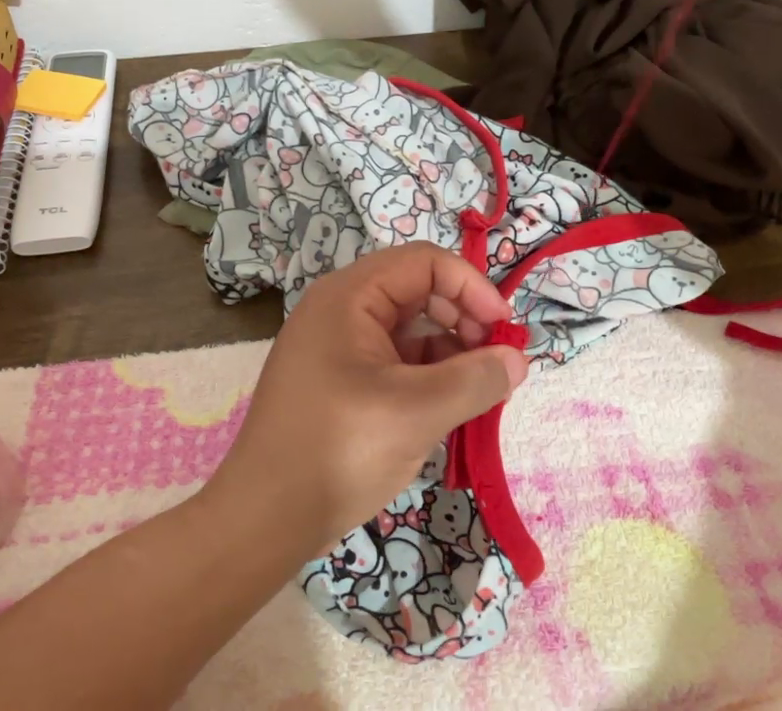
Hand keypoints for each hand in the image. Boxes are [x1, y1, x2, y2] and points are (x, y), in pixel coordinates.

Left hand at [203, 243, 527, 552]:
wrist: (264, 519)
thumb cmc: (340, 449)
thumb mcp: (418, 411)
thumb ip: (477, 379)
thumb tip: (517, 360)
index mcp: (349, 297)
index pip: (425, 263)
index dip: (472, 287)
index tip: (504, 332)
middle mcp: (340, 311)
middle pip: (418, 292)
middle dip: (464, 320)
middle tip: (496, 364)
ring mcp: (337, 348)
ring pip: (409, 330)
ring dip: (451, 353)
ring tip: (480, 393)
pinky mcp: (339, 383)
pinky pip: (394, 362)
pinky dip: (428, 377)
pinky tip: (451, 408)